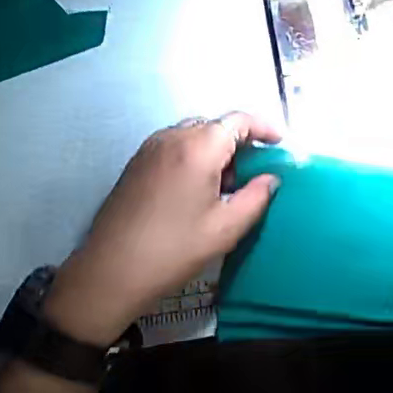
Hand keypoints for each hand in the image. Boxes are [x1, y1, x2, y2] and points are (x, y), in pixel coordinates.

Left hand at [43, 112, 282, 345]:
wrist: (112, 271)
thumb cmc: (175, 249)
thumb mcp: (227, 228)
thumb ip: (257, 197)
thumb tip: (270, 180)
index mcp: (197, 148)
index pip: (238, 120)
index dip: (264, 127)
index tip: (280, 143)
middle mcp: (172, 138)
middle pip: (215, 124)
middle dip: (240, 141)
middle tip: (254, 171)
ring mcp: (150, 149)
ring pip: (194, 134)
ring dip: (216, 149)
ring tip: (227, 184)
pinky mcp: (137, 163)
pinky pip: (175, 146)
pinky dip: (195, 156)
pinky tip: (199, 188)